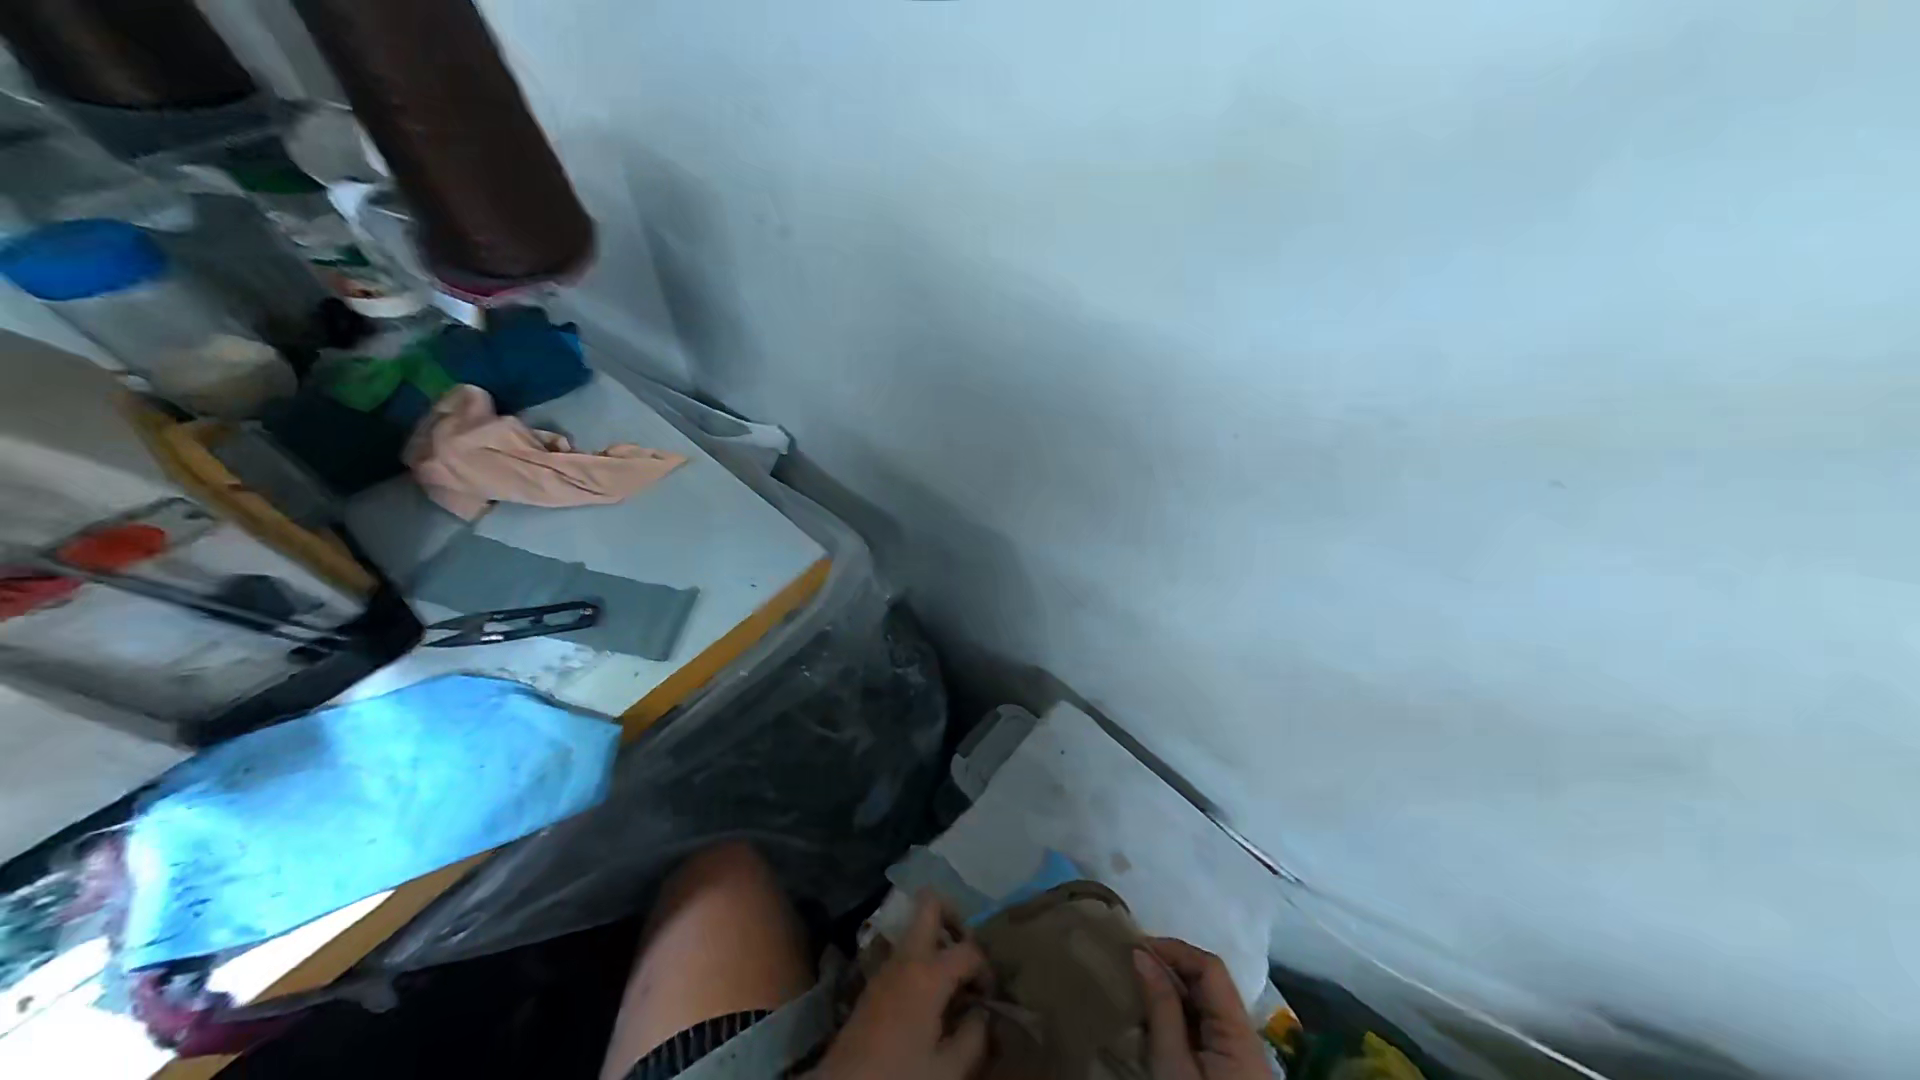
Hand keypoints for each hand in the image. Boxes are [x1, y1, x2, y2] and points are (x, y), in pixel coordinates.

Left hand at [812, 892, 989, 1079]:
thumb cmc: (900, 1076)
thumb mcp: (949, 1070)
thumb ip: (974, 1037)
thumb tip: (982, 1013)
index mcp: (929, 972)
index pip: (970, 949)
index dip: (987, 968)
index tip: (990, 996)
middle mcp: (906, 957)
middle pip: (930, 904)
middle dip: (955, 917)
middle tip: (969, 953)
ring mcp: (886, 966)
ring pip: (916, 930)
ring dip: (938, 942)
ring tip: (954, 981)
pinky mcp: (874, 982)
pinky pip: (905, 954)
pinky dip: (923, 961)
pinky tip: (931, 998)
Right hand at [1134, 938, 1270, 1079]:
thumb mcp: (1173, 1065)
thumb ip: (1161, 1010)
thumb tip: (1141, 955)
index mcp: (1239, 1029)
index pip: (1210, 967)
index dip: (1174, 950)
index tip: (1136, 948)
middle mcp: (1245, 1033)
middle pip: (1208, 983)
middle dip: (1170, 969)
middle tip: (1131, 968)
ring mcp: (1240, 1052)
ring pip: (1204, 1004)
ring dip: (1171, 993)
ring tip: (1137, 992)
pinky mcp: (1232, 1068)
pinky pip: (1204, 1027)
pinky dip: (1178, 1017)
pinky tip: (1155, 1023)